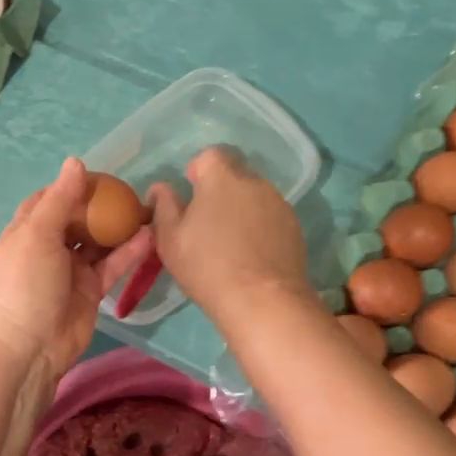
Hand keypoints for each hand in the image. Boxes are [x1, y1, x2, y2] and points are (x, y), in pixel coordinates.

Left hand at [0, 157, 150, 376]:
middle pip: (77, 219)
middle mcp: (48, 248)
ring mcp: (70, 270)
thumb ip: (59, 199)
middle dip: (100, 205)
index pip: (49, 200)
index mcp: (27, 231)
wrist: (30, 347)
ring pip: (98, 242)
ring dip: (118, 227)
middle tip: (131, 191)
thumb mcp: (37, 235)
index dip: (71, 186)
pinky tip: (151, 235)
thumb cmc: (26, 285)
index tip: (100, 175)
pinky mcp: (90, 291)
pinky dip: (129, 252)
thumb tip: (76, 161)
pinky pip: (112, 265)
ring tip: (148, 208)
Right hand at [149, 145, 309, 320]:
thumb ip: (164, 207)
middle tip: (206, 226)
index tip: (191, 196)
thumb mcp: (171, 240)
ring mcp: (279, 204)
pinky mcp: (294, 228)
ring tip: (229, 245)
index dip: (198, 171)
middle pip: (234, 176)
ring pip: (254, 198)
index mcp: (222, 179)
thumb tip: (161, 187)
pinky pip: (270, 218)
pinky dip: (259, 229)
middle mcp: (255, 183)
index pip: (210, 155)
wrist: (262, 300)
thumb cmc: (207, 266)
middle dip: (219, 193)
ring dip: (240, 211)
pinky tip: (250, 257)